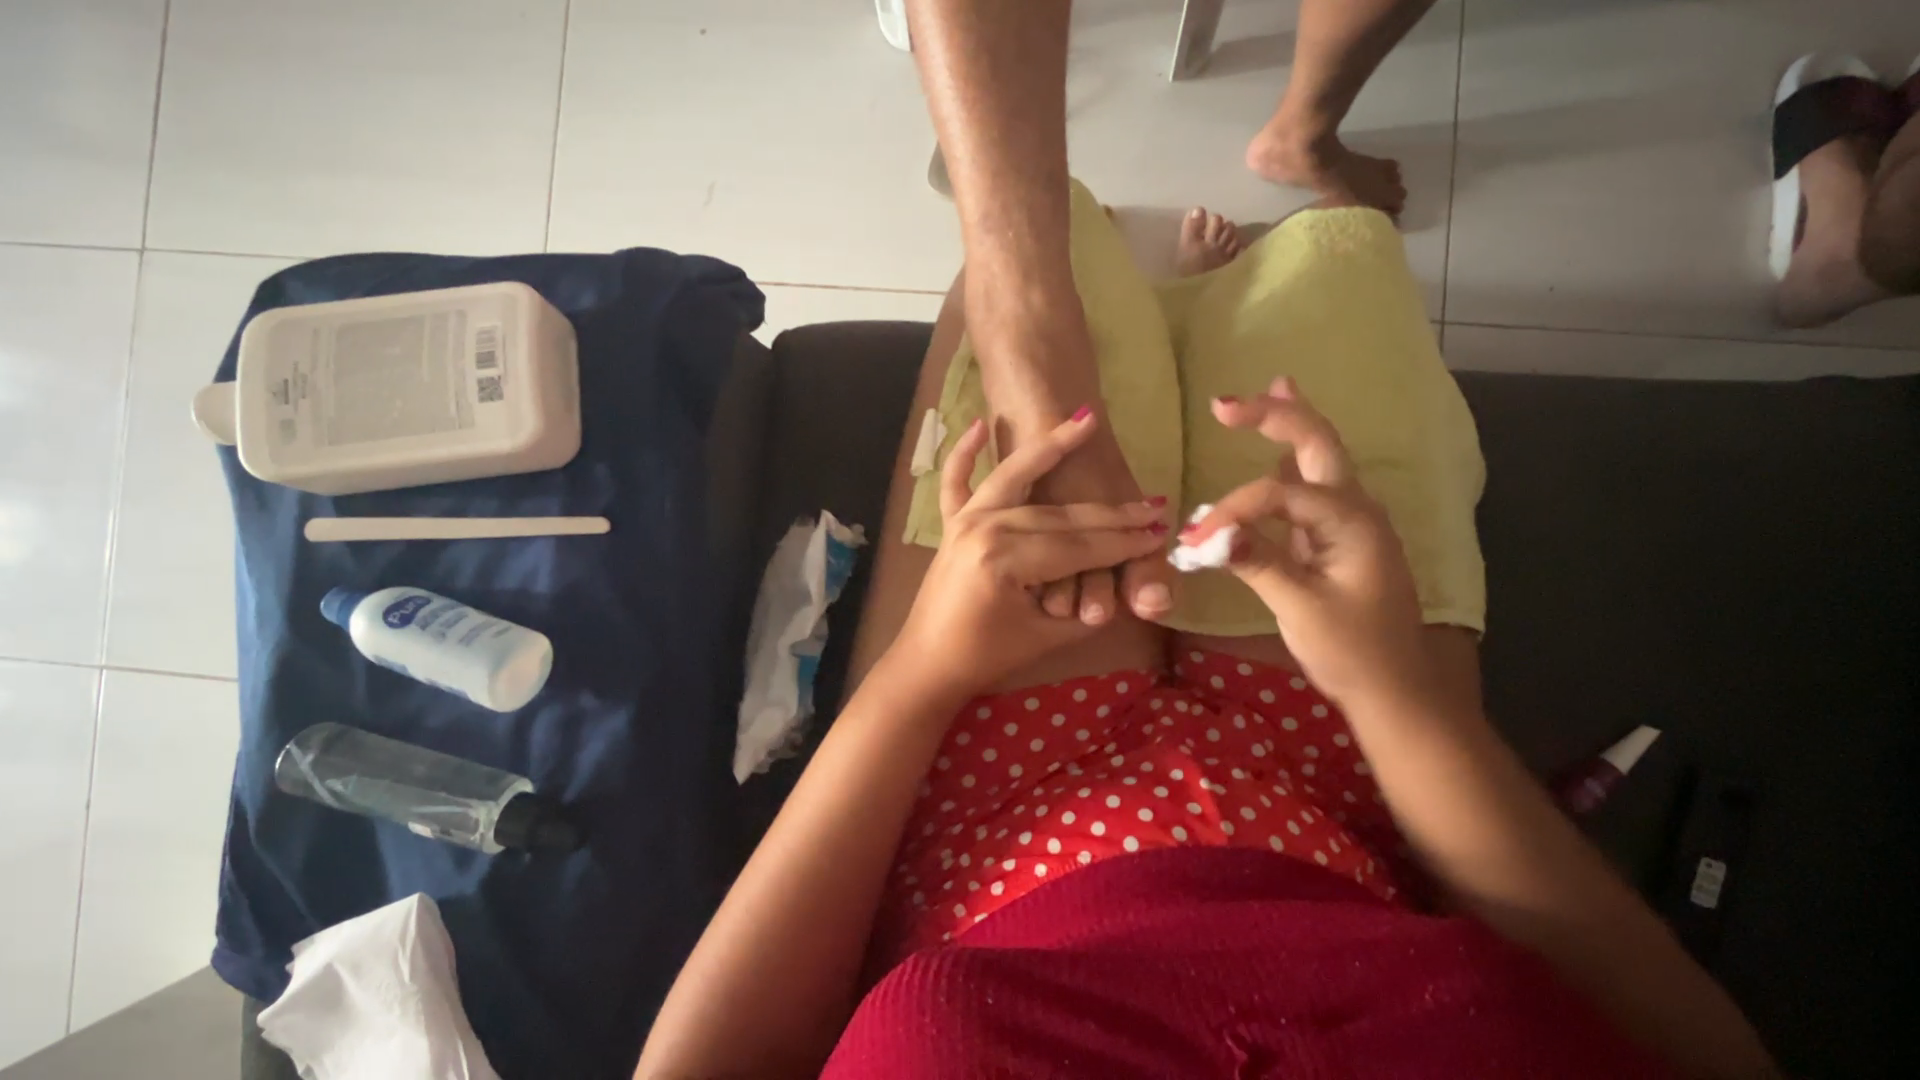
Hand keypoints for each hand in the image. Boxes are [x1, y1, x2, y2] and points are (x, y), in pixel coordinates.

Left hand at [896, 409, 1170, 696]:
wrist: (928, 665)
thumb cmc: (986, 658)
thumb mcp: (1044, 638)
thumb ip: (1087, 607)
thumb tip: (1128, 588)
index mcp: (1004, 561)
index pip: (1078, 548)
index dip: (1123, 544)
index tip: (1160, 533)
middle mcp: (984, 529)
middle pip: (1058, 516)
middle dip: (1109, 512)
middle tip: (1152, 504)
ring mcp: (964, 521)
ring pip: (1014, 478)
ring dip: (1051, 449)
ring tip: (1086, 421)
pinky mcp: (950, 524)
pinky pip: (956, 481)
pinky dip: (963, 452)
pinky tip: (980, 424)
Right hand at [1182, 377, 1435, 710]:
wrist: (1395, 689)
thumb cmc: (1352, 651)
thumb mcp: (1300, 608)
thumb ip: (1257, 563)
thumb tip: (1208, 535)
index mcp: (1351, 521)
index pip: (1278, 493)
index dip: (1232, 508)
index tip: (1195, 538)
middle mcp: (1356, 509)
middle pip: (1318, 444)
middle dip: (1275, 416)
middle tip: (1225, 404)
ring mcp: (1351, 523)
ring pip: (1321, 460)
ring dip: (1293, 427)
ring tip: (1273, 389)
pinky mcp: (1340, 541)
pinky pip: (1313, 490)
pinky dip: (1293, 465)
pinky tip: (1280, 456)